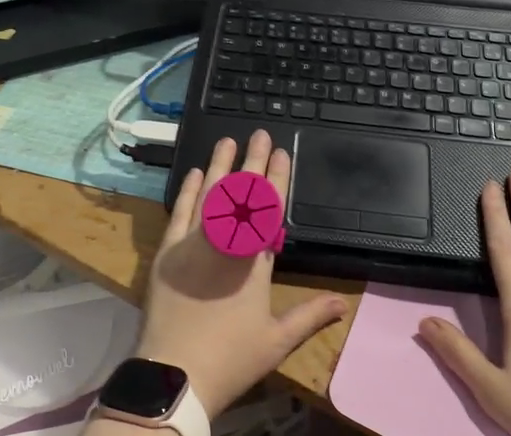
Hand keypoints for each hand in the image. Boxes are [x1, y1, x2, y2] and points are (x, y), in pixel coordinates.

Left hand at [133, 130, 347, 416]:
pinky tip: (197, 172)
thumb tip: (343, 303)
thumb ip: (310, 316)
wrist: (174, 376)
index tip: (281, 153)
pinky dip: (189, 192)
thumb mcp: (276, 341)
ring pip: (210, 196)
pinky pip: (180, 213)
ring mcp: (193, 244)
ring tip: (228, 140)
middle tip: (260, 134)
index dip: (276, 179)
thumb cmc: (229, 358)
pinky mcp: (167, 253)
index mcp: (253, 262)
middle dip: (252, 161)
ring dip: (221, 166)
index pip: (269, 210)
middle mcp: (224, 244)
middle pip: (241, 194)